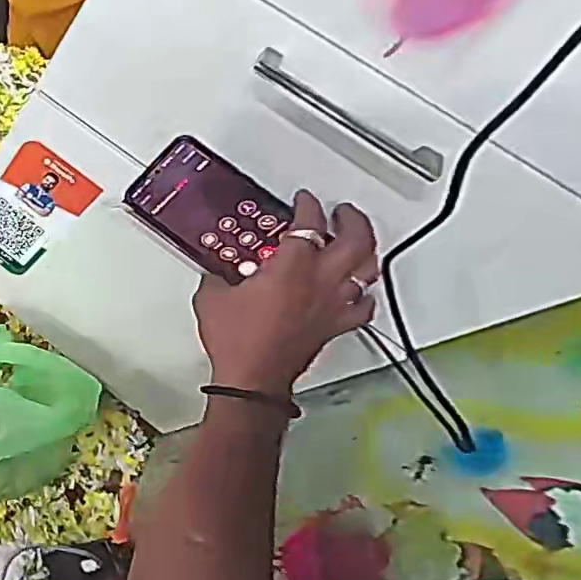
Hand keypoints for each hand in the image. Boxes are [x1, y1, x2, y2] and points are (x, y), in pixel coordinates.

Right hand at [193, 191, 379, 395]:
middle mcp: (319, 283)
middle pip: (355, 239)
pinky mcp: (335, 327)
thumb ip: (217, 277)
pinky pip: (363, 306)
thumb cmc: (237, 341)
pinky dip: (365, 293)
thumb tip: (216, 273)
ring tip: (359, 238)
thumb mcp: (212, 297)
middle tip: (342, 211)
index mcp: (291, 268)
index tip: (304, 200)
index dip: (308, 206)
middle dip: (351, 219)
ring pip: (367, 269)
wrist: (252, 379)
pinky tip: (360, 289)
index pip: (309, 223)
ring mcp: (332, 305)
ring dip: (366, 248)